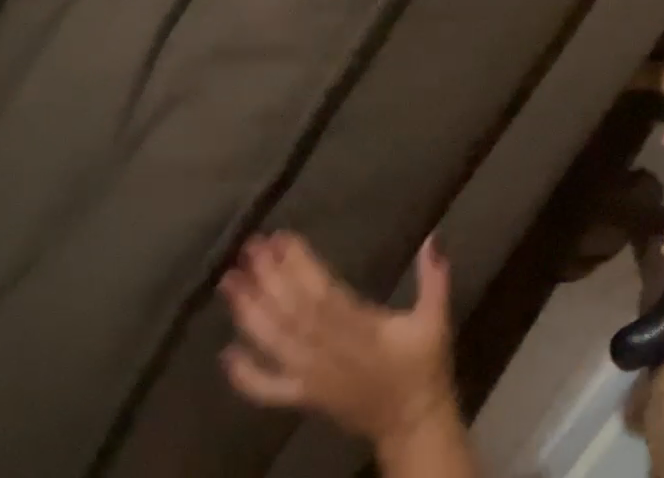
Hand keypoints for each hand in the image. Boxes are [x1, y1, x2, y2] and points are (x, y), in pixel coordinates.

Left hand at [220, 233, 456, 448]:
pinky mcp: (305, 397)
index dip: (300, 267)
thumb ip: (435, 278)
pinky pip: (270, 389)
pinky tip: (226, 354)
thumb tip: (433, 238)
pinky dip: (246, 375)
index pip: (323, 296)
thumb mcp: (437, 318)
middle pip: (292, 314)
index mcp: (362, 332)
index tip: (283, 239)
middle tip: (250, 247)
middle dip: (268, 279)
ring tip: (230, 282)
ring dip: (250, 314)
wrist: (413, 424)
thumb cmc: (425, 366)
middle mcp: (330, 354)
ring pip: (275, 344)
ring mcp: (313, 379)